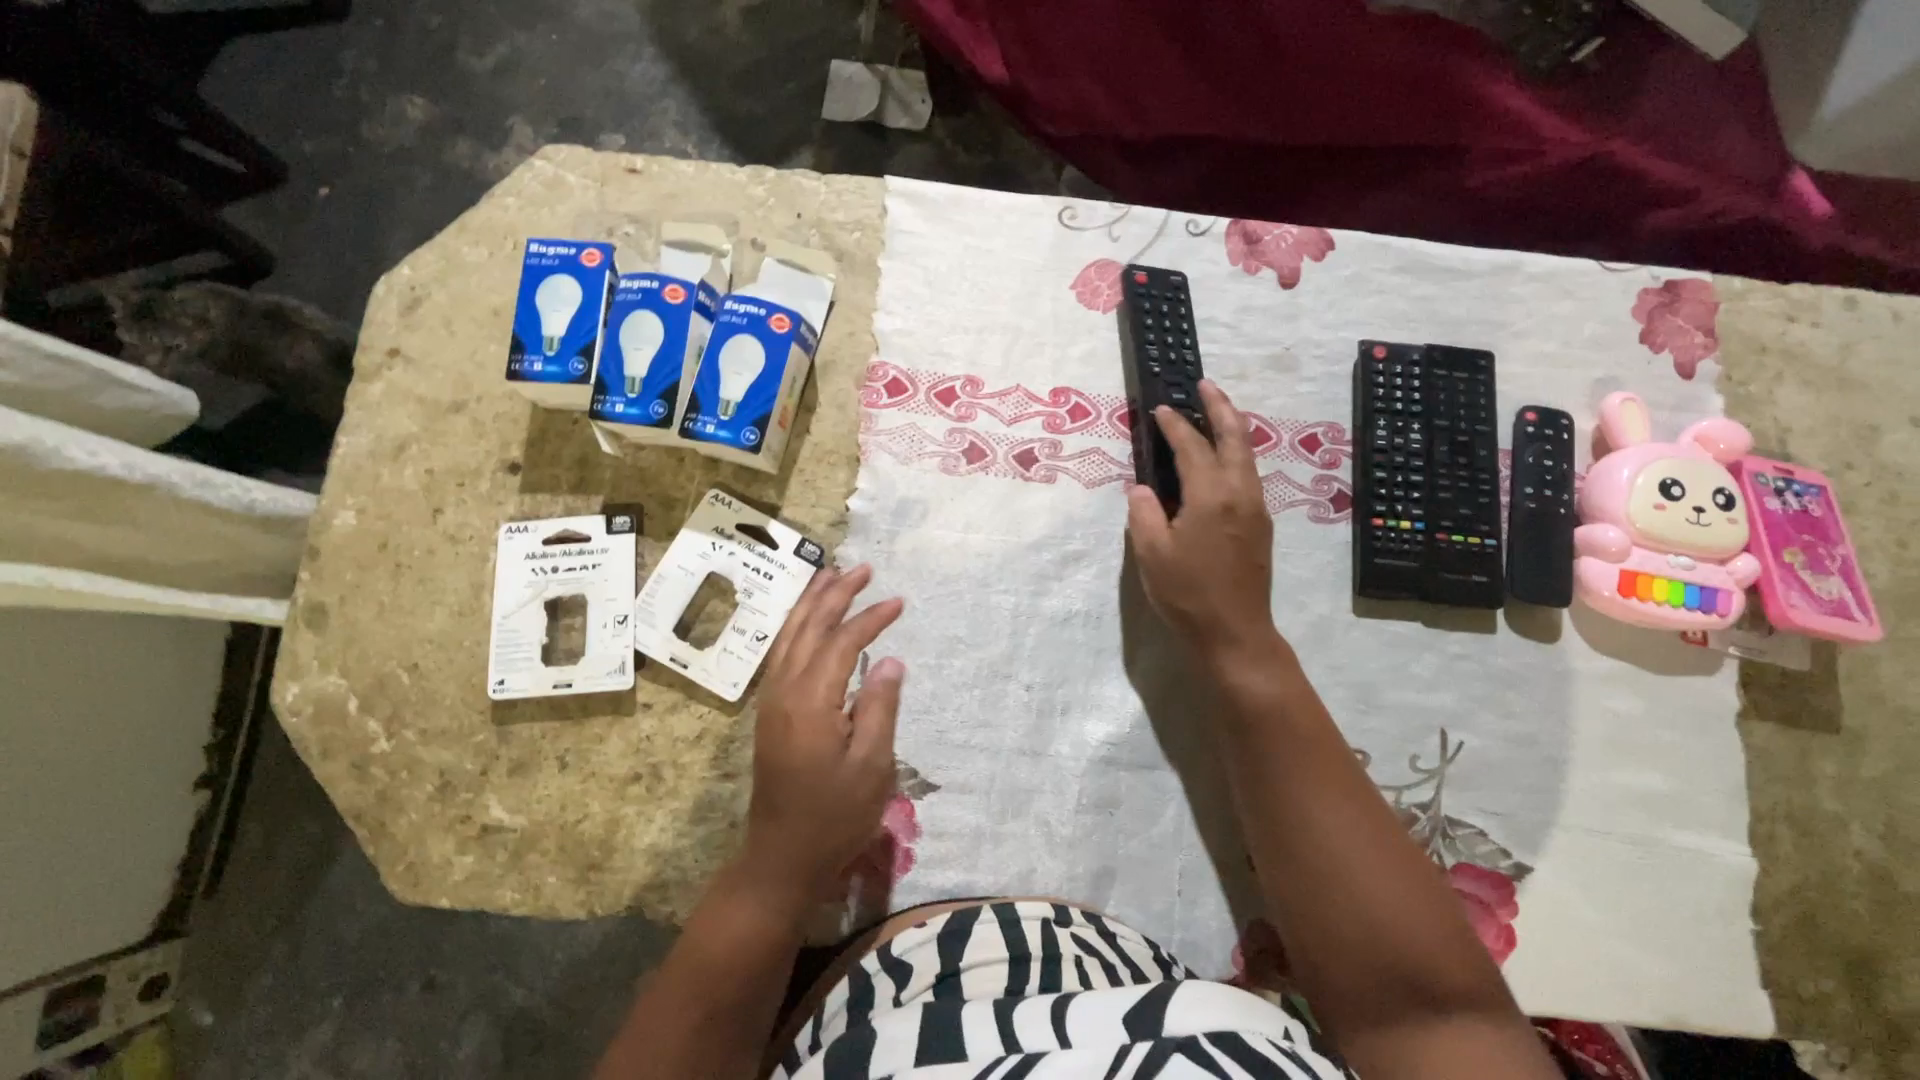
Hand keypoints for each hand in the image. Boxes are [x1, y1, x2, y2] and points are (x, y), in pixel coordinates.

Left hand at [742, 564, 905, 905]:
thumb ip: (880, 707)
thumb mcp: (871, 766)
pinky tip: (807, 622)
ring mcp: (772, 701)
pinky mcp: (770, 713)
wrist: (782, 855)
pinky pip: (781, 653)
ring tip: (831, 576)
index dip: (871, 618)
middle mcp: (784, 691)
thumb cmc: (835, 816)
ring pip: (788, 636)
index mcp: (811, 701)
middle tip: (862, 569)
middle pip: (809, 628)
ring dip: (811, 604)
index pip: (842, 642)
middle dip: (835, 594)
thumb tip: (889, 659)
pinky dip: (796, 627)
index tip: (899, 602)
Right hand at [1127, 380, 1279, 661]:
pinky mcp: (1260, 525)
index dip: (1175, 425)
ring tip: (1217, 412)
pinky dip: (1237, 454)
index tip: (1160, 410)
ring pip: (1248, 455)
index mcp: (1211, 496)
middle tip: (1205, 385)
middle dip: (1220, 407)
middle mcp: (1240, 493)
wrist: (1235, 632)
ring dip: (1232, 428)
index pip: (1192, 447)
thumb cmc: (1187, 594)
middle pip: (1235, 438)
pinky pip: (1250, 474)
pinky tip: (1224, 459)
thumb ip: (1144, 513)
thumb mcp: (1151, 553)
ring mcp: (1256, 509)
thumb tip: (1142, 488)